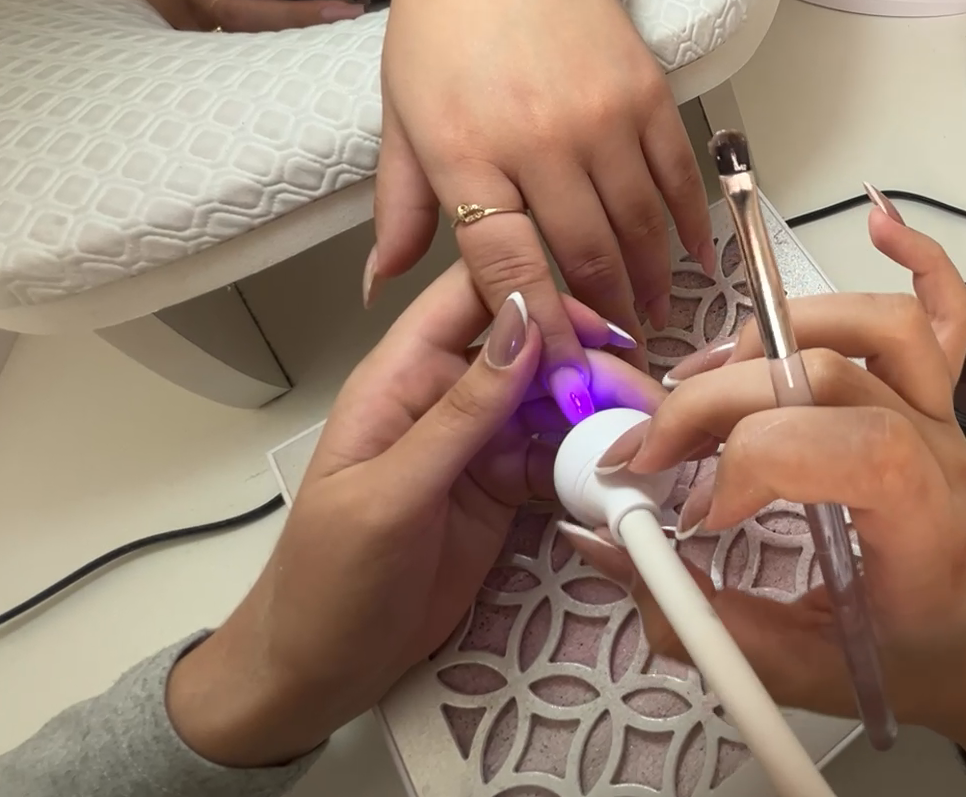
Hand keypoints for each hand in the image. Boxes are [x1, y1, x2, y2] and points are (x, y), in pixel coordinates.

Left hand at [164, 264, 663, 767]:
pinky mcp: (510, 474)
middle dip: (588, 362)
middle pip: (534, 344)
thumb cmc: (330, 581)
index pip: (472, 296)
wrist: (322, 672)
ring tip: (643, 429)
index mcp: (404, 376)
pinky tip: (621, 462)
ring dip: (602, 406)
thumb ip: (462, 410)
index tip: (595, 327)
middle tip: (638, 396)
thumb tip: (525, 321)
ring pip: (558, 393)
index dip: (535, 292)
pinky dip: (594, 451)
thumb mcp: (392, 494)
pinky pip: (563, 444)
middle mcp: (453, 392)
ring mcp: (485, 435)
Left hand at [370, 0, 711, 427]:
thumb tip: (382, 285)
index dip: (536, 325)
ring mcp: (604, 119)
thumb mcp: (400, 111)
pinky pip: (678, 180)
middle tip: (619, 348)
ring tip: (657, 312)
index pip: (506, 263)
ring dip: (653, 278)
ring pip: (641, 225)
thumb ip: (401, 205)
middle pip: (586, 252)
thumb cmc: (446, 24)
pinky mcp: (650, 100)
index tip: (558, 370)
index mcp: (463, 150)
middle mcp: (538, 140)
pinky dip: (689, 226)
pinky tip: (693, 257)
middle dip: (606, 312)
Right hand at [568, 206, 965, 784]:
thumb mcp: (791, 667)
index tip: (691, 514)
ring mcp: (942, 411)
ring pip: (876, 324)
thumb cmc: (901, 657)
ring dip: (777, 330)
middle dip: (719, 401)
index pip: (850, 446)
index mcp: (924, 524)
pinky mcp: (938, 393)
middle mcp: (940, 450)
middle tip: (651, 449)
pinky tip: (877, 222)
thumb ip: (694, 617)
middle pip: (830, 374)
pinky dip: (917, 259)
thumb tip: (605, 543)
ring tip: (707, 371)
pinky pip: (944, 311)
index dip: (753, 461)